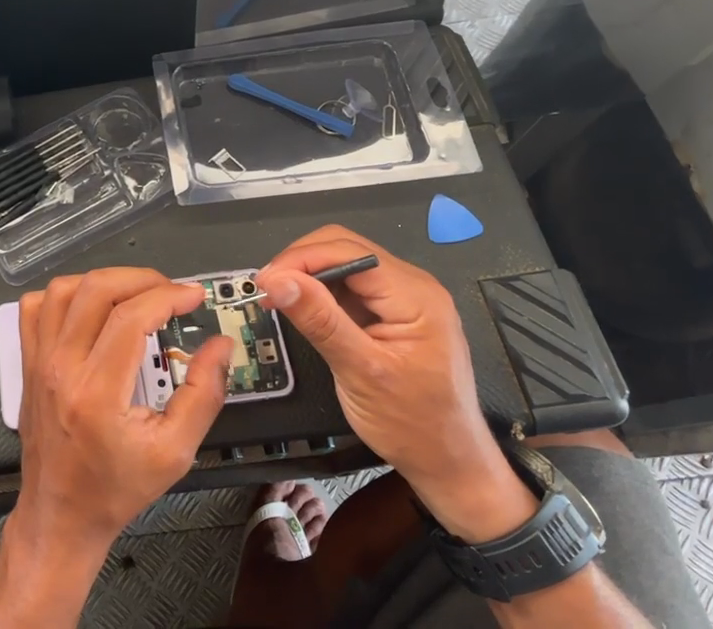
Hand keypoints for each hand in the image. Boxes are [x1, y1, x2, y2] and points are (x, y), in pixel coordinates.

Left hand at [15, 268, 233, 548]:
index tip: (193, 296)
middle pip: (96, 290)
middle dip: (141, 279)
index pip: (131, 318)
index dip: (168, 296)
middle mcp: (61, 368)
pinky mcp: (27, 362)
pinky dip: (62, 295)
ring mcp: (38, 362)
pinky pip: (34, 308)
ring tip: (135, 294)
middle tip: (169, 292)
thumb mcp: (176, 451)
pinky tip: (88, 307)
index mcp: (98, 393)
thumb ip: (204, 393)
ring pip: (62, 290)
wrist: (61, 515)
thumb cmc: (117, 488)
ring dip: (104, 281)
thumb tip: (220, 345)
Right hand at [256, 226, 534, 542]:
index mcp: (415, 295)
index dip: (301, 259)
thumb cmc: (413, 424)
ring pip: (344, 264)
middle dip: (301, 262)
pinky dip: (320, 292)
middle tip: (268, 290)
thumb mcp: (362, 372)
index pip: (348, 252)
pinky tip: (302, 309)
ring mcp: (402, 299)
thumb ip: (320, 321)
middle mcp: (412, 286)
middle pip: (345, 248)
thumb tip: (277, 280)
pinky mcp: (390, 313)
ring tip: (279, 299)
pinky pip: (350, 287)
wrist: (448, 464)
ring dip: (308, 276)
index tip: (264, 282)